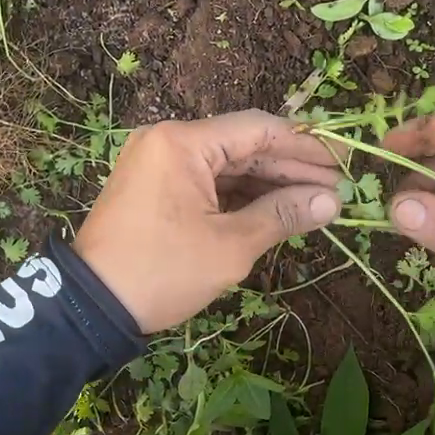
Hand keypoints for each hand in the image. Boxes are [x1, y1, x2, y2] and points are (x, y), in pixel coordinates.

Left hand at [75, 110, 341, 332]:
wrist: (91, 305)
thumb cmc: (162, 271)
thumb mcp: (230, 246)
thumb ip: (281, 215)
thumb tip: (331, 201)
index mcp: (182, 142)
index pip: (256, 129)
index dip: (304, 146)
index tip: (343, 162)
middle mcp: (167, 140)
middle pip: (242, 145)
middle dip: (289, 168)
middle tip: (337, 187)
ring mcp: (157, 162)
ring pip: (225, 165)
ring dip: (267, 183)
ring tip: (315, 201)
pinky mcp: (153, 185)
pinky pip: (205, 180)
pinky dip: (238, 195)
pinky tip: (276, 208)